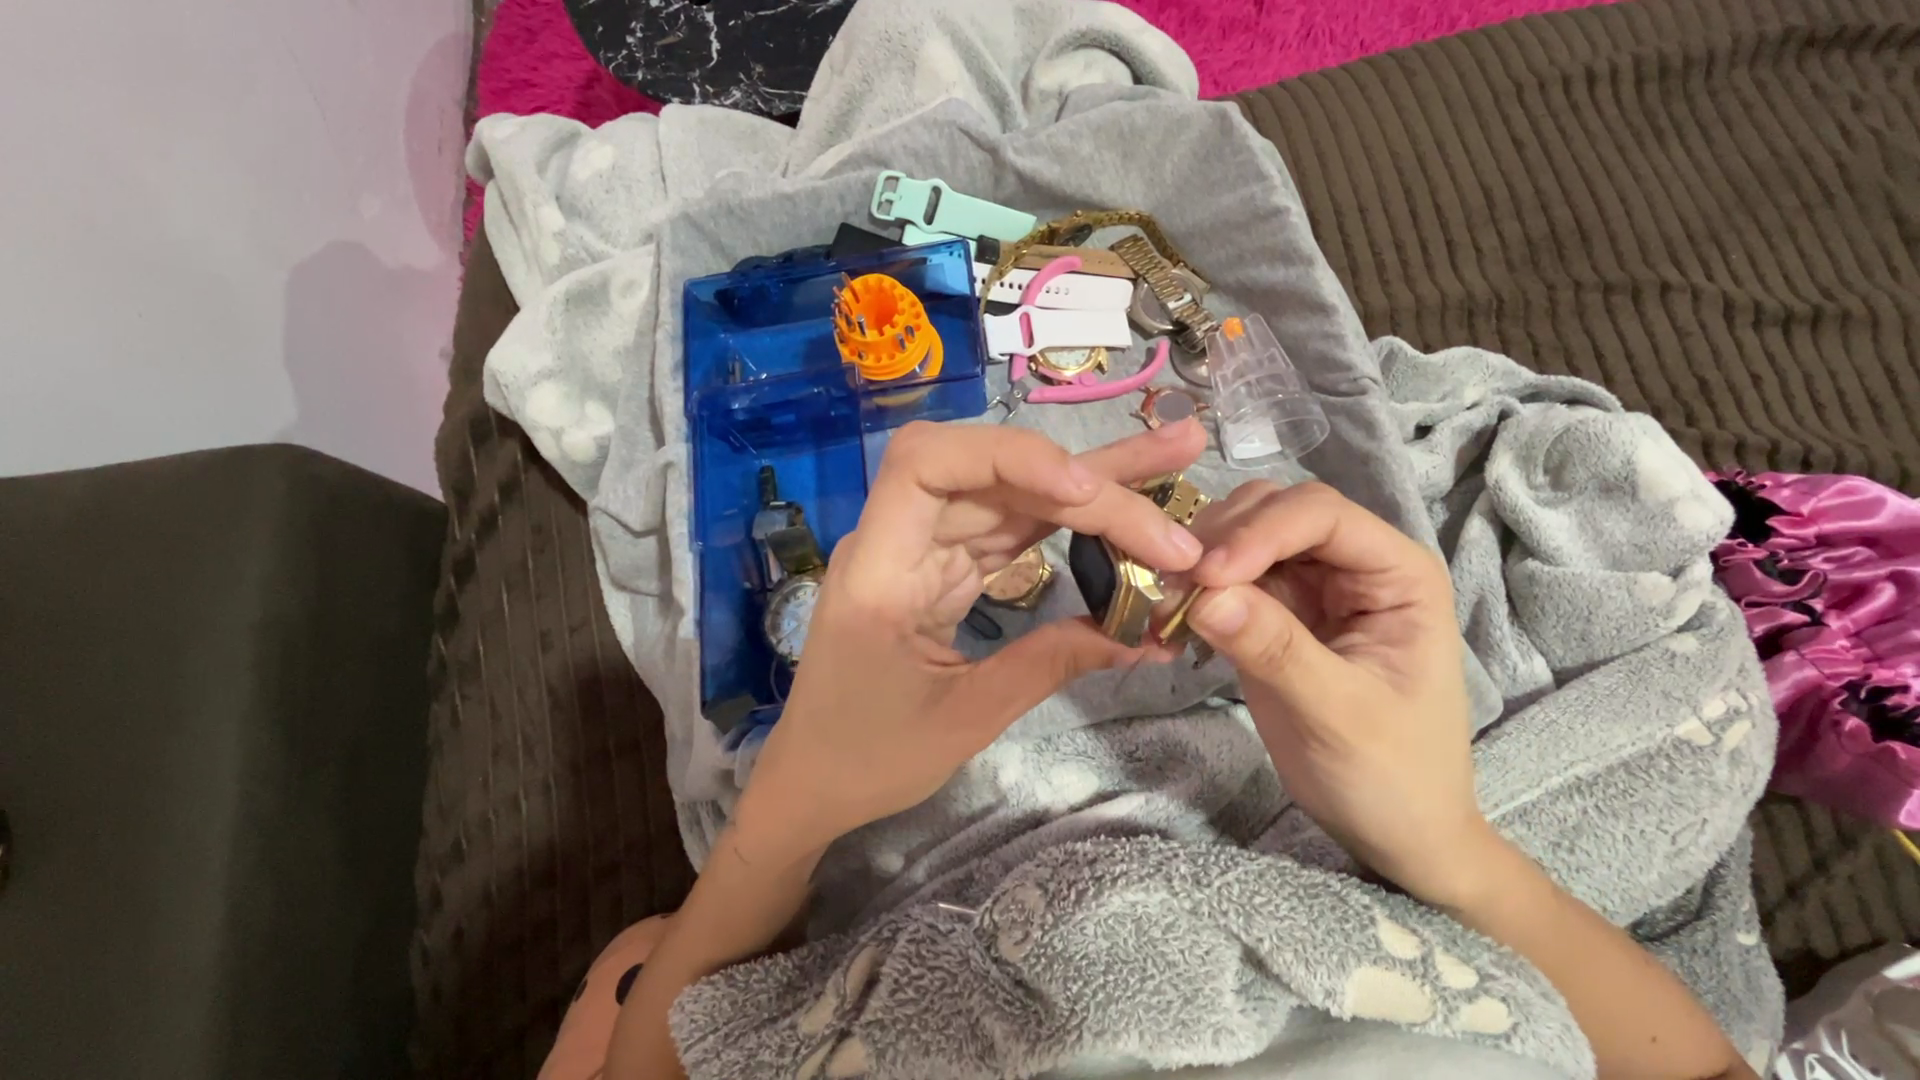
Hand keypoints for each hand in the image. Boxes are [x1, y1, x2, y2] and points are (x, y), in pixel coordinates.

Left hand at [734, 420, 1207, 858]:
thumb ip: (1052, 663)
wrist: (813, 778)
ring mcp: (923, 547)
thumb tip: (1147, 633)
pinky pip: (1010, 527)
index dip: (1007, 456)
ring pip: (1010, 493)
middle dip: (1085, 475)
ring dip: (1089, 482)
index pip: (926, 463)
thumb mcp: (966, 718)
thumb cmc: (868, 757)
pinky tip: (1120, 510)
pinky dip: (1066, 521)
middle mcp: (899, 539)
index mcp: (880, 570)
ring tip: (1171, 461)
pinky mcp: (945, 565)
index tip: (1083, 490)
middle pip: (992, 474)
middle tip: (1179, 464)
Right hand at [1184, 481, 1492, 904]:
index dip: (1261, 532)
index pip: (1322, 515)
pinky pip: (1228, 580)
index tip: (1207, 576)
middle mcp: (1354, 565)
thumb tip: (1206, 595)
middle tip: (1174, 583)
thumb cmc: (1391, 775)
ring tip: (1170, 600)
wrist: (1393, 830)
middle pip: (1277, 512)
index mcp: (1397, 574)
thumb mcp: (1339, 716)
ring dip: (1203, 559)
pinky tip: (1173, 615)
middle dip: (1223, 538)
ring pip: (1245, 537)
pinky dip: (1196, 590)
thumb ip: (1278, 650)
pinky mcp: (1276, 614)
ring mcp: (1313, 588)